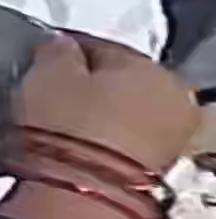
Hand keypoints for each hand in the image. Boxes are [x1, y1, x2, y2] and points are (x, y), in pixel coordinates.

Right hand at [16, 31, 197, 173]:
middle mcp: (175, 93)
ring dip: (102, 104)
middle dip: (91, 78)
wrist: (84, 174)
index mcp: (150, 65)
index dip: (65, 47)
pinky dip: (108, 126)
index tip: (42, 54)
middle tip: (51, 84)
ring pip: (131, 103)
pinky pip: (132, 129)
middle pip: (124, 76)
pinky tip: (80, 130)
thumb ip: (55, 51)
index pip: (101, 45)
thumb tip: (60, 44)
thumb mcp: (47, 73)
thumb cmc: (68, 122)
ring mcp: (176, 127)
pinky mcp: (163, 154)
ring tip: (62, 111)